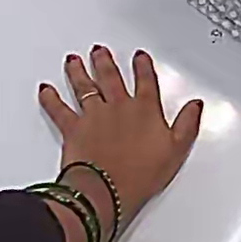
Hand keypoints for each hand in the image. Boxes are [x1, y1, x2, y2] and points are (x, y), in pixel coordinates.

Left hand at [40, 46, 202, 231]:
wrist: (107, 190)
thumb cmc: (141, 173)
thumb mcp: (177, 149)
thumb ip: (187, 124)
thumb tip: (195, 106)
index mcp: (146, 110)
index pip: (146, 81)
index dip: (143, 67)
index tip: (139, 56)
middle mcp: (118, 107)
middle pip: (111, 78)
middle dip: (105, 62)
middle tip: (100, 51)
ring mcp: (93, 116)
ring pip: (85, 87)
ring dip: (78, 72)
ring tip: (74, 60)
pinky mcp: (73, 129)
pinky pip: (58, 109)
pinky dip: (50, 99)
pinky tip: (45, 90)